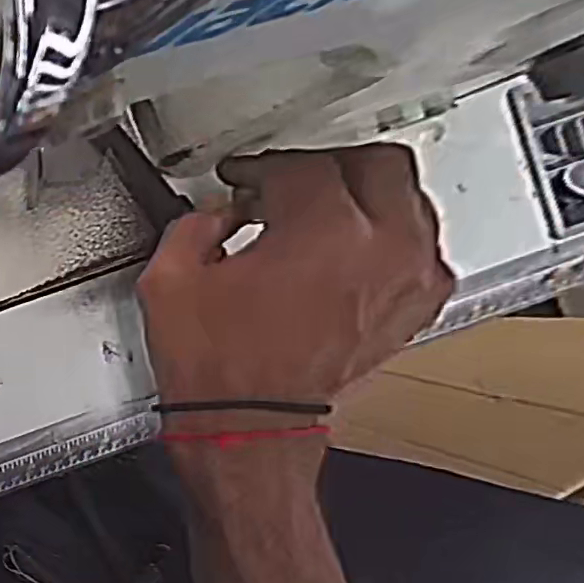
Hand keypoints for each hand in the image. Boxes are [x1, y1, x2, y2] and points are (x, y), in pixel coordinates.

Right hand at [137, 144, 450, 436]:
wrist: (244, 417)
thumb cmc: (212, 362)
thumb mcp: (166, 284)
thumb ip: (191, 228)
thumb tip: (215, 215)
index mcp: (321, 233)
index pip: (301, 168)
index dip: (260, 167)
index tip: (241, 176)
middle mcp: (384, 244)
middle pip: (373, 165)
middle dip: (319, 167)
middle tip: (281, 181)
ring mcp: (410, 273)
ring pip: (404, 199)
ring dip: (355, 196)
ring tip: (309, 215)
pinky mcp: (417, 300)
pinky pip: (414, 242)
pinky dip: (378, 233)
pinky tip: (338, 250)